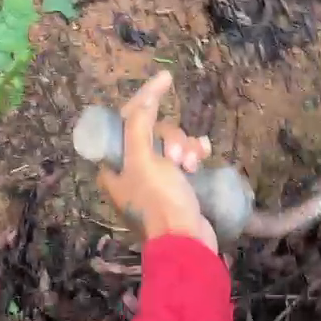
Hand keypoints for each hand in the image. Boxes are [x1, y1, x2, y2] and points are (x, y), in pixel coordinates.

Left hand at [96, 71, 217, 250]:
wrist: (186, 243)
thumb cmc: (159, 201)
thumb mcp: (144, 161)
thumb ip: (140, 126)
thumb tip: (146, 98)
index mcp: (115, 166)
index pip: (127, 118)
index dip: (145, 97)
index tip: (166, 78)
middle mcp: (131, 170)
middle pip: (154, 131)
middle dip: (172, 137)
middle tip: (179, 157)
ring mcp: (155, 179)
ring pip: (173, 142)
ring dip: (186, 146)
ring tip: (193, 164)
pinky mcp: (176, 185)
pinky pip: (186, 156)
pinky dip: (196, 152)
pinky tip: (205, 156)